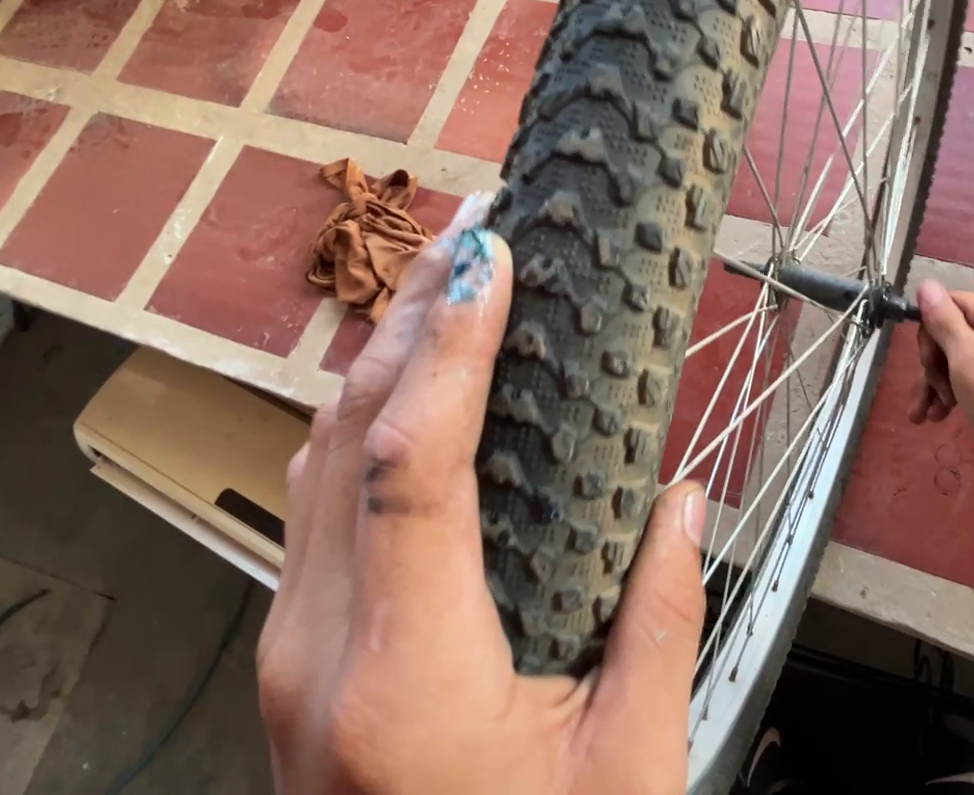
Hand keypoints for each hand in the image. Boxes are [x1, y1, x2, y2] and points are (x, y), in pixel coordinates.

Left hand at [258, 193, 706, 794]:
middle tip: (471, 232)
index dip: (452, 350)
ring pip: (316, 455)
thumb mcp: (631, 764)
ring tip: (448, 279)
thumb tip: (681, 500)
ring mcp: (293, 645)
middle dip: (411, 317)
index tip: (492, 264)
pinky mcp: (299, 644)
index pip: (411, 468)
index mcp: (405, 680)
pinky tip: (412, 372)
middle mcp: (319, 651)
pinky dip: (365, 410)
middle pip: (345, 438)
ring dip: (383, 353)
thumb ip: (663, 618)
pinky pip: (318, 492)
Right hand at [908, 280, 973, 503]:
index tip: (925, 365)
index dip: (930, 334)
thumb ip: (944, 320)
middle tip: (932, 395)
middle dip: (933, 365)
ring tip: (927, 415)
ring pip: (956, 358)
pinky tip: (937, 416)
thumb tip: (926, 284)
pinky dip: (953, 393)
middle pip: (950, 332)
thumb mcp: (967, 359)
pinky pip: (971, 376)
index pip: (948, 304)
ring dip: (937, 384)